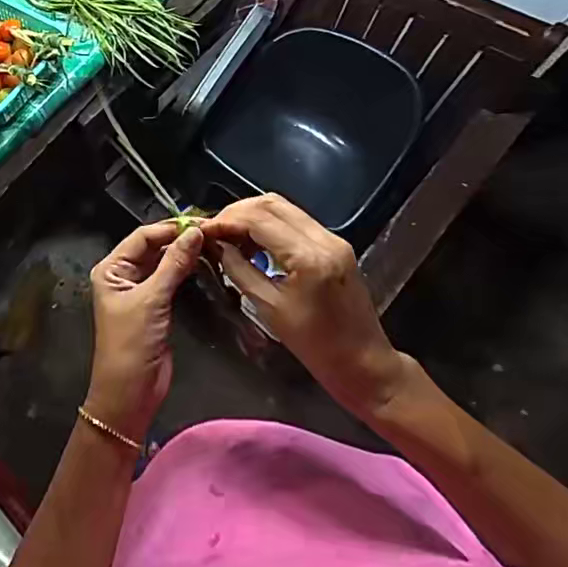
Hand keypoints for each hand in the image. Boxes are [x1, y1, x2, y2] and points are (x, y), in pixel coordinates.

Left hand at [85, 221, 203, 441]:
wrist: (130, 392)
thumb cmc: (132, 343)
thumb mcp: (151, 300)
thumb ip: (174, 264)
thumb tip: (195, 232)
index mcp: (111, 268)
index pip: (142, 236)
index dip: (170, 228)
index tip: (201, 222)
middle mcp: (122, 275)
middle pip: (153, 247)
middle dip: (180, 239)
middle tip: (214, 230)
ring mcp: (139, 290)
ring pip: (164, 263)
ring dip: (185, 254)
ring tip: (215, 242)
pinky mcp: (155, 306)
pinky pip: (171, 280)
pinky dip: (187, 271)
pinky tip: (206, 263)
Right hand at [200, 195, 412, 413]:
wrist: (364, 362)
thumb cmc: (315, 344)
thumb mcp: (269, 307)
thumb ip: (239, 269)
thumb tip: (216, 245)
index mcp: (308, 257)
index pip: (258, 219)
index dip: (225, 221)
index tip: (203, 231)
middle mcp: (324, 239)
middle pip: (270, 204)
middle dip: (236, 213)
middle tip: (214, 231)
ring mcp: (333, 240)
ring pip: (283, 207)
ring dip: (251, 215)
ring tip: (229, 236)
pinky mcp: (334, 245)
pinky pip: (294, 221)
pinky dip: (268, 224)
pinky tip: (253, 242)